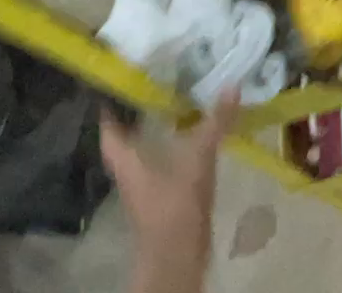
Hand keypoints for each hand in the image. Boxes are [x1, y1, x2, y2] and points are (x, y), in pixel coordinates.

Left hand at [99, 90, 240, 292]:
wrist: (177, 258)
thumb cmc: (175, 206)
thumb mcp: (198, 158)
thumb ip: (215, 122)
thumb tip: (232, 85)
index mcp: (127, 162)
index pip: (109, 131)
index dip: (109, 108)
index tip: (118, 84)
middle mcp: (131, 173)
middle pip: (127, 140)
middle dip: (137, 116)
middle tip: (154, 86)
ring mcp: (147, 188)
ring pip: (146, 153)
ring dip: (157, 132)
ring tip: (176, 104)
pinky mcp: (164, 199)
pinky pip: (164, 164)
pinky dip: (174, 148)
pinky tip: (193, 138)